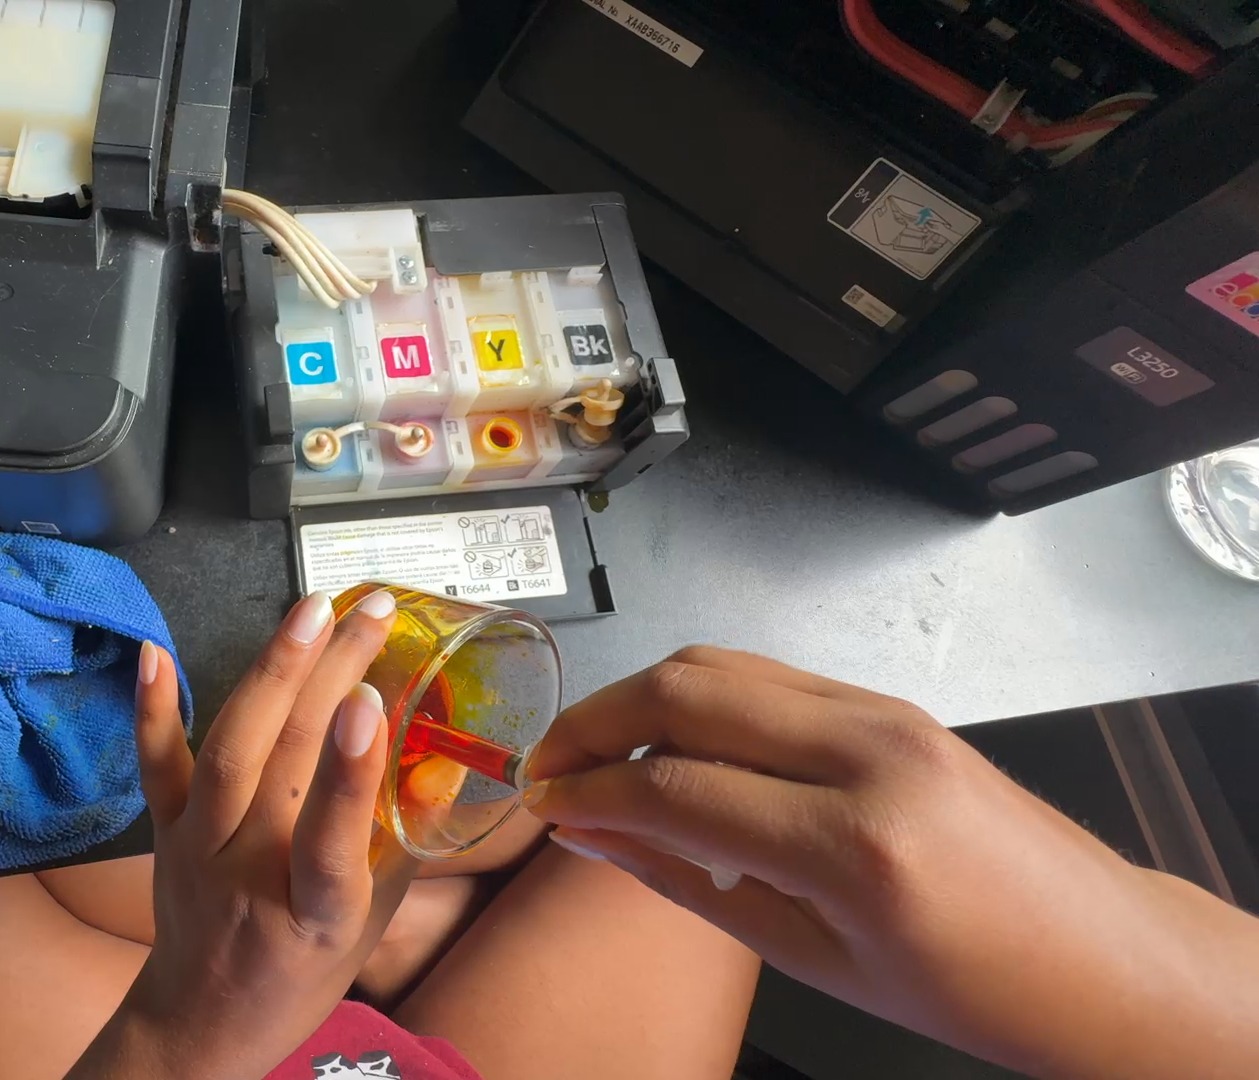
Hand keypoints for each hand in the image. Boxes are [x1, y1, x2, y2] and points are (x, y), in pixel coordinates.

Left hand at [67, 590, 415, 1079]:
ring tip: (310, 612)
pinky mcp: (161, 828)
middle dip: (328, 676)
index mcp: (312, 914)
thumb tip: (443, 760)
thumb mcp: (371, 926)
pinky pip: (154, 764)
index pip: (329, 842)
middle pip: (283, 764)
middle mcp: (245, 872)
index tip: (370, 699)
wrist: (200, 1020)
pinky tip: (154, 650)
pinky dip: (153, 707)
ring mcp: (193, 845)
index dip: (349, 770)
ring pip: (228, 749)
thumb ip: (404, 842)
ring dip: (270, 671)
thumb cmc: (299, 974)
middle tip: (369, 612)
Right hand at [523, 646, 1258, 1079]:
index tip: (541, 803)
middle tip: (547, 762)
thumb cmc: (961, 987)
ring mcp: (874, 708)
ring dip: (628, 698)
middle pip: (678, 695)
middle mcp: (863, 751)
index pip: (672, 788)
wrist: (1115, 960)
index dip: (587, 792)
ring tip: (592, 746)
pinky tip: (659, 731)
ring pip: (705, 665)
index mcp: (853, 845)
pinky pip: (747, 670)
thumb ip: (678, 878)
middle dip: (589, 724)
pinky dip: (679, 693)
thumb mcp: (805, 955)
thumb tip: (586, 832)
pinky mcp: (875, 695)